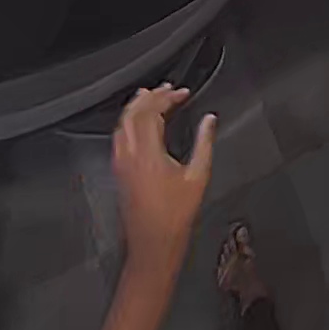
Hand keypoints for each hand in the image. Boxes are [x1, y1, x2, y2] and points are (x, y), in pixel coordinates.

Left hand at [111, 84, 215, 272]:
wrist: (154, 241)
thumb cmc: (177, 212)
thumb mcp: (198, 175)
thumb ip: (204, 142)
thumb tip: (209, 119)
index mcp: (148, 154)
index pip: (151, 113)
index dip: (166, 97)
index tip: (183, 92)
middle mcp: (129, 155)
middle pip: (132, 114)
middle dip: (150, 96)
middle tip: (167, 88)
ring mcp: (120, 162)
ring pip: (122, 124)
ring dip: (136, 107)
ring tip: (151, 96)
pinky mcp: (119, 170)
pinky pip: (119, 136)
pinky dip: (129, 121)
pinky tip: (139, 121)